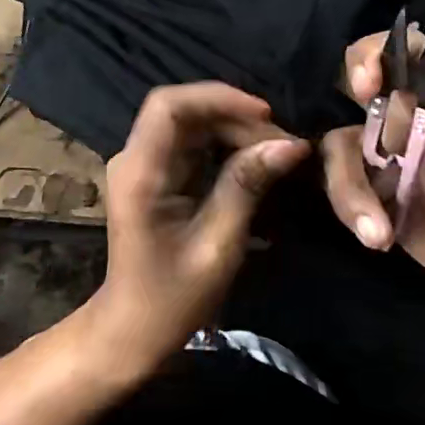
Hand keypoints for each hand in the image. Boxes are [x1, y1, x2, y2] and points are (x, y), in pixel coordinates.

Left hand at [89, 83, 310, 374]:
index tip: (265, 114)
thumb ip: (247, 187)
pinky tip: (256, 163)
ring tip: (277, 154)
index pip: (168, 106)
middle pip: (183, 112)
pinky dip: (225, 147)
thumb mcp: (217, 244)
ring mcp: (143, 165)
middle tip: (283, 145)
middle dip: (234, 118)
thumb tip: (290, 144)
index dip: (217, 98)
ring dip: (234, 131)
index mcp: (139, 172)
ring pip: (190, 125)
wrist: (134, 326)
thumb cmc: (172, 296)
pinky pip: (191, 145)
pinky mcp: (156, 176)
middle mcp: (135, 158)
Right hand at [321, 31, 424, 310]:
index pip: (410, 54)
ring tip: (377, 232)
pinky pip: (339, 184)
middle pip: (357, 84)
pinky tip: (379, 239)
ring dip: (348, 186)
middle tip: (357, 142)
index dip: (379, 54)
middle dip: (342, 114)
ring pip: (339, 143)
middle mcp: (411, 117)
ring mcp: (385, 152)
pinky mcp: (369, 187)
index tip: (367, 81)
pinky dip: (351, 210)